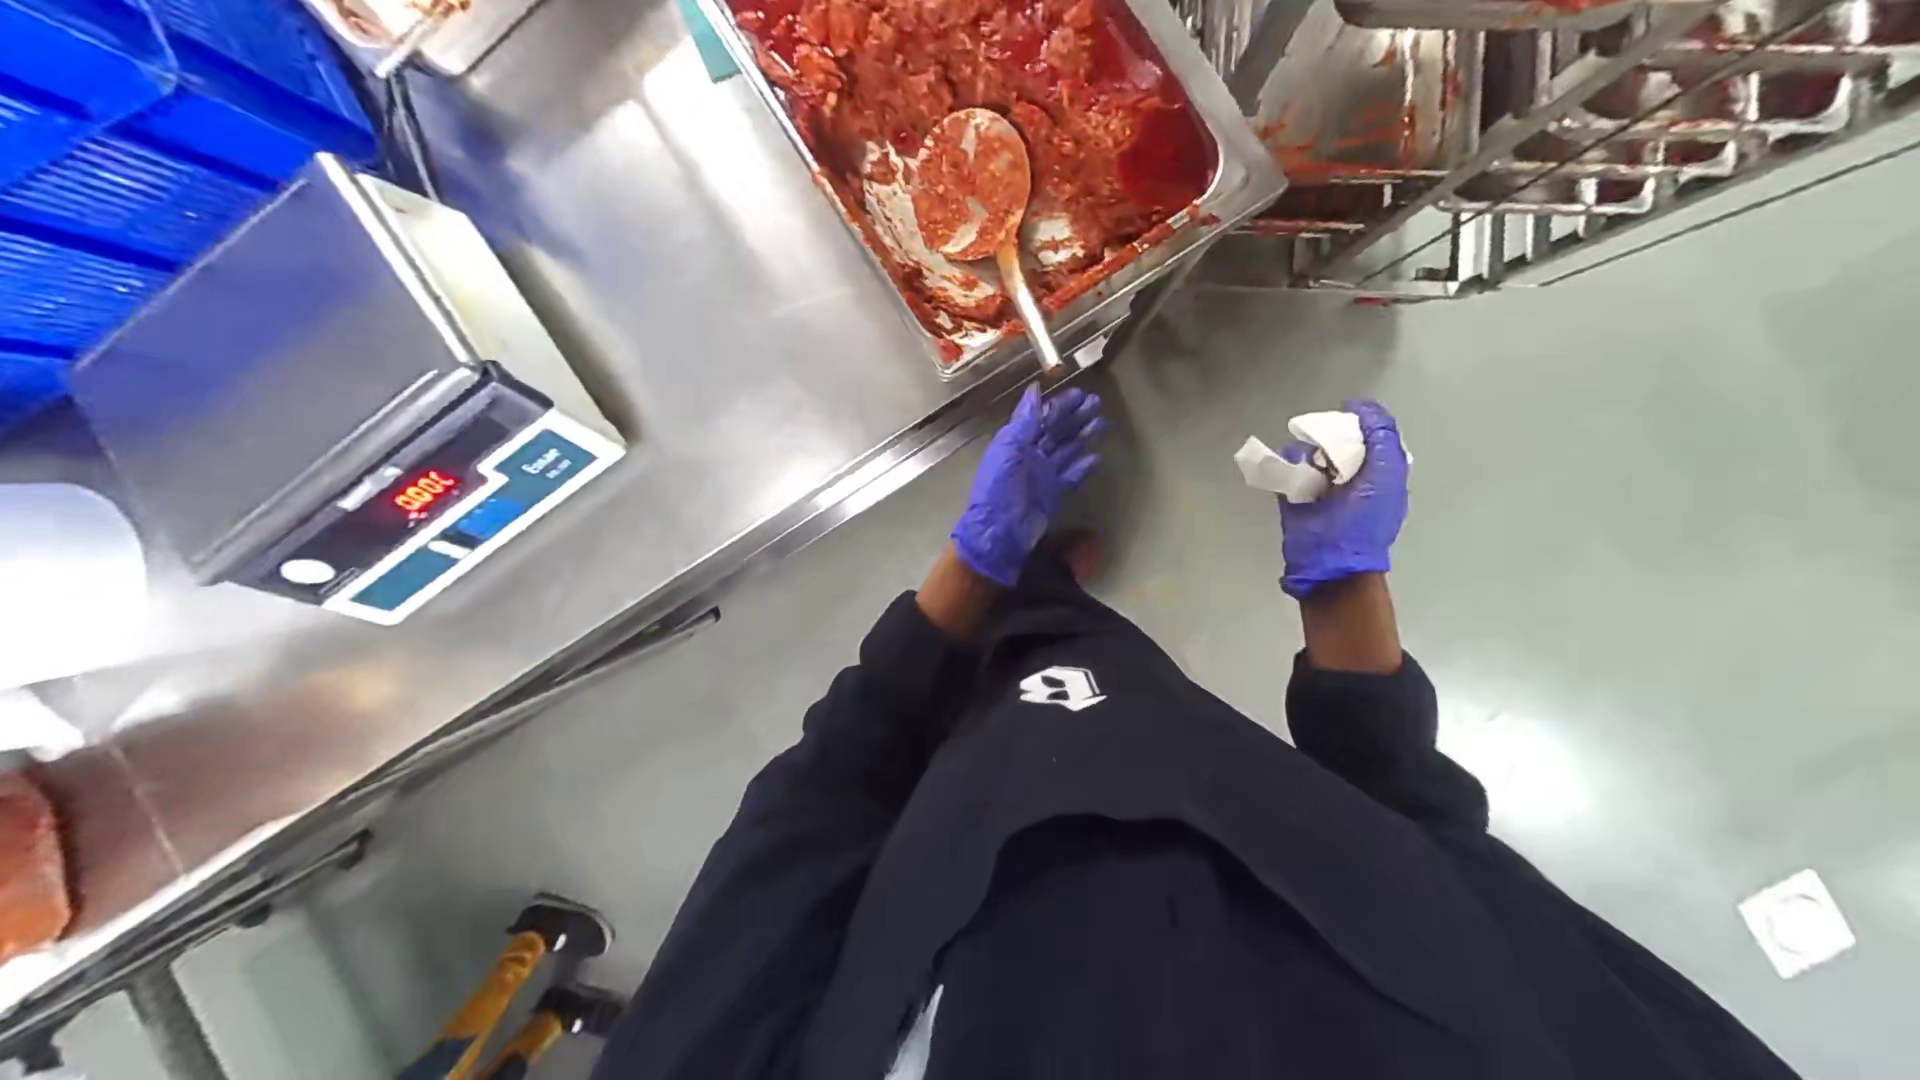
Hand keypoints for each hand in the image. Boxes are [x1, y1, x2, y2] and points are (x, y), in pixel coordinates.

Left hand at [951, 383, 1103, 585]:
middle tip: (1097, 403)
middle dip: (1075, 417)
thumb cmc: (999, 489)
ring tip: (1101, 424)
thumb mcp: (1009, 450)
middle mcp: (1030, 455)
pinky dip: (1082, 466)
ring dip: (1082, 436)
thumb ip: (1024, 421)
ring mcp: (1042, 475)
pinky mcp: (1051, 494)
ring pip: (1066, 450)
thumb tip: (1034, 388)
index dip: (1060, 405)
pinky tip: (1096, 457)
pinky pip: (1070, 476)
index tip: (1080, 394)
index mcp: (1015, 442)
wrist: (998, 532)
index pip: (1041, 417)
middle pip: (1056, 431)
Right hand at [1278, 399, 1407, 598]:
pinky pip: (1285, 470)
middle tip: (1323, 440)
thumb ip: (1382, 439)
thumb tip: (1364, 410)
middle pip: (1337, 440)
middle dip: (1329, 436)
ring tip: (1309, 465)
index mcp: (1379, 471)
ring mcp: (1319, 486)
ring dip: (1306, 454)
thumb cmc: (1364, 521)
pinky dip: (1285, 466)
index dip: (1361, 421)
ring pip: (1308, 452)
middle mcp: (1350, 476)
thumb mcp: (1386, 474)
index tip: (1346, 412)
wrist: (1329, 563)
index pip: (1371, 434)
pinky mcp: (1293, 495)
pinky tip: (1291, 473)